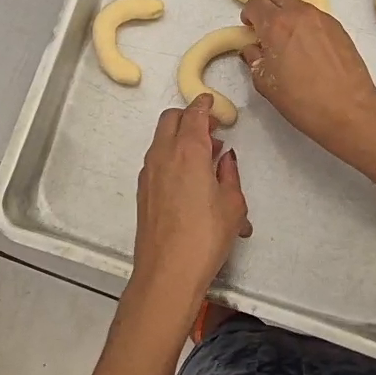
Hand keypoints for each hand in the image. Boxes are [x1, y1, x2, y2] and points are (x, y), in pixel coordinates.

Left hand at [130, 95, 250, 315]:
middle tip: (211, 129)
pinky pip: (157, 159)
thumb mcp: (233, 203)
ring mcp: (149, 172)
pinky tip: (189, 177)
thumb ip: (230, 173)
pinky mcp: (143, 190)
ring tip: (205, 156)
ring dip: (180, 137)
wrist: (167, 272)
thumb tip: (225, 157)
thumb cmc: (205, 237)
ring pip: (161, 138)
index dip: (204, 105)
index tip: (212, 102)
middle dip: (189, 116)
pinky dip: (171, 155)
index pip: (194, 114)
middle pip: (171, 119)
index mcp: (188, 150)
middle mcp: (163, 154)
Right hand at [240, 0, 375, 150]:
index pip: (255, 3)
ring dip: (289, 17)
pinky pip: (316, 18)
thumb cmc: (303, 101)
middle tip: (267, 33)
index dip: (249, 15)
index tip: (250, 28)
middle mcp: (299, 14)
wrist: (349, 110)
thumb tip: (254, 49)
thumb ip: (254, 59)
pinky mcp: (339, 28)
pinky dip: (308, 26)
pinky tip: (310, 50)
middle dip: (269, 11)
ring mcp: (322, 19)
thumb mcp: (265, 83)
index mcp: (276, 25)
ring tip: (290, 43)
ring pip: (299, 7)